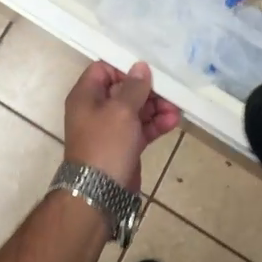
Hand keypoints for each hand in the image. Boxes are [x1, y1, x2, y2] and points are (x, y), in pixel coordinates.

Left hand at [63, 61, 181, 191]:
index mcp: (86, 95)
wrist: (100, 194)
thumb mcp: (121, 110)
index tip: (146, 70)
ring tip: (176, 108)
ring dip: (156, 107)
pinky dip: (155, 124)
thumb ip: (134, 86)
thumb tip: (140, 66)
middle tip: (169, 90)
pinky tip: (173, 121)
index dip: (124, 67)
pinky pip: (141, 128)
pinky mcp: (124, 145)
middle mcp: (96, 109)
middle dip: (147, 90)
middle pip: (124, 90)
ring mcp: (110, 129)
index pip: (103, 69)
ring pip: (135, 110)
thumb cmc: (106, 144)